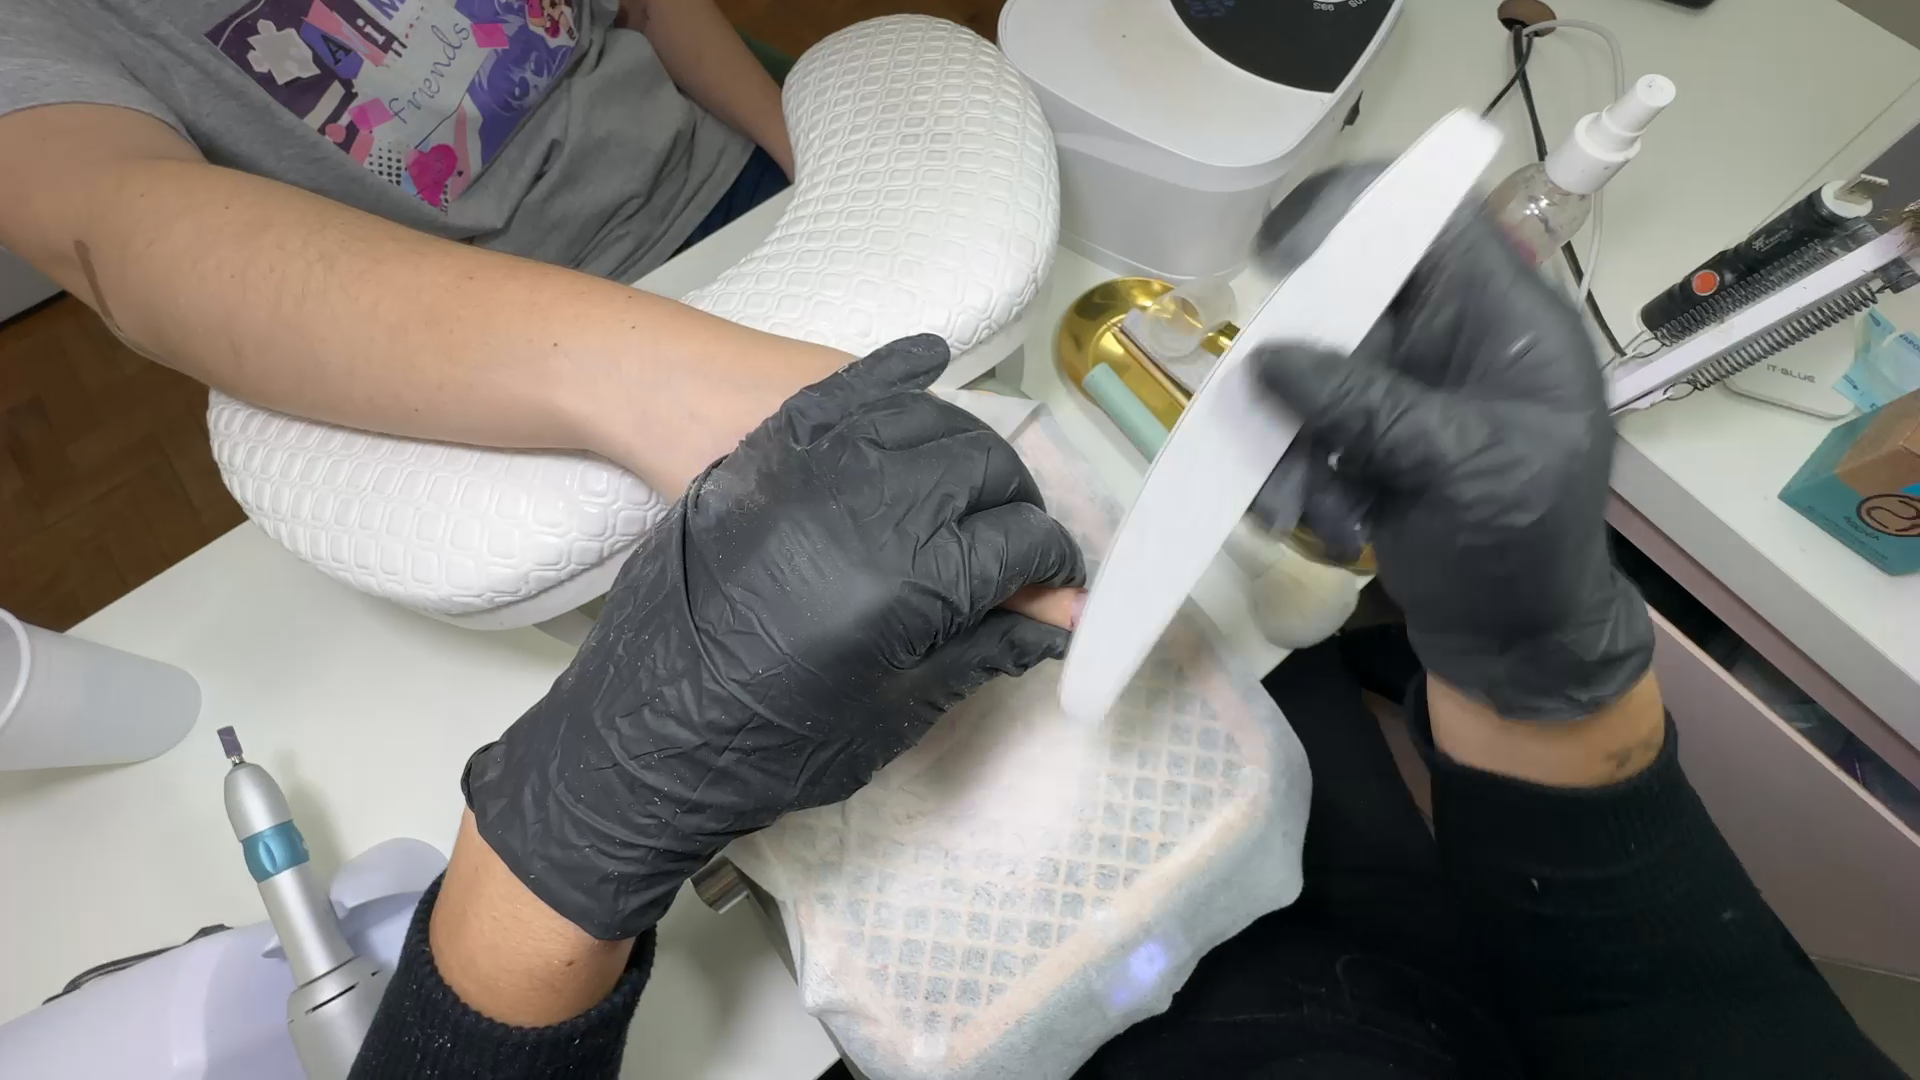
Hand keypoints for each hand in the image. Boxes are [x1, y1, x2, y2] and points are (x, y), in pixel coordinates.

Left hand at [465, 335, 1085, 938]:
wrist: (639, 740)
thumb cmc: (771, 749)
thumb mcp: (891, 715)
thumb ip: (984, 648)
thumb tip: (1060, 617)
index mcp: (899, 586)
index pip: (1018, 543)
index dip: (1055, 566)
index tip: (1061, 586)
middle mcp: (860, 508)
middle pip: (984, 469)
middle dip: (1020, 506)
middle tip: (1018, 547)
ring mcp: (809, 468)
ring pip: (927, 420)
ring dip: (971, 450)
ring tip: (979, 489)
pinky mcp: (768, 452)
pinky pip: (848, 389)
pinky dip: (896, 373)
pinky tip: (929, 361)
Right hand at [1250, 167, 1651, 721]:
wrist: (1510, 631)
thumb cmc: (1521, 542)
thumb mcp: (1462, 466)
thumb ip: (1369, 407)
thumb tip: (1265, 358)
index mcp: (1495, 319)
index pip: (1425, 223)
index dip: (1350, 215)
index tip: (1273, 255)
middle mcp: (1436, 341)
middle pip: (1337, 313)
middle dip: (1292, 388)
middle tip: (1268, 445)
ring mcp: (1389, 393)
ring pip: (1301, 384)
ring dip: (1286, 452)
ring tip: (1299, 516)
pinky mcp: (1355, 439)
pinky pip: (1295, 434)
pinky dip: (1292, 480)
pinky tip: (1321, 527)